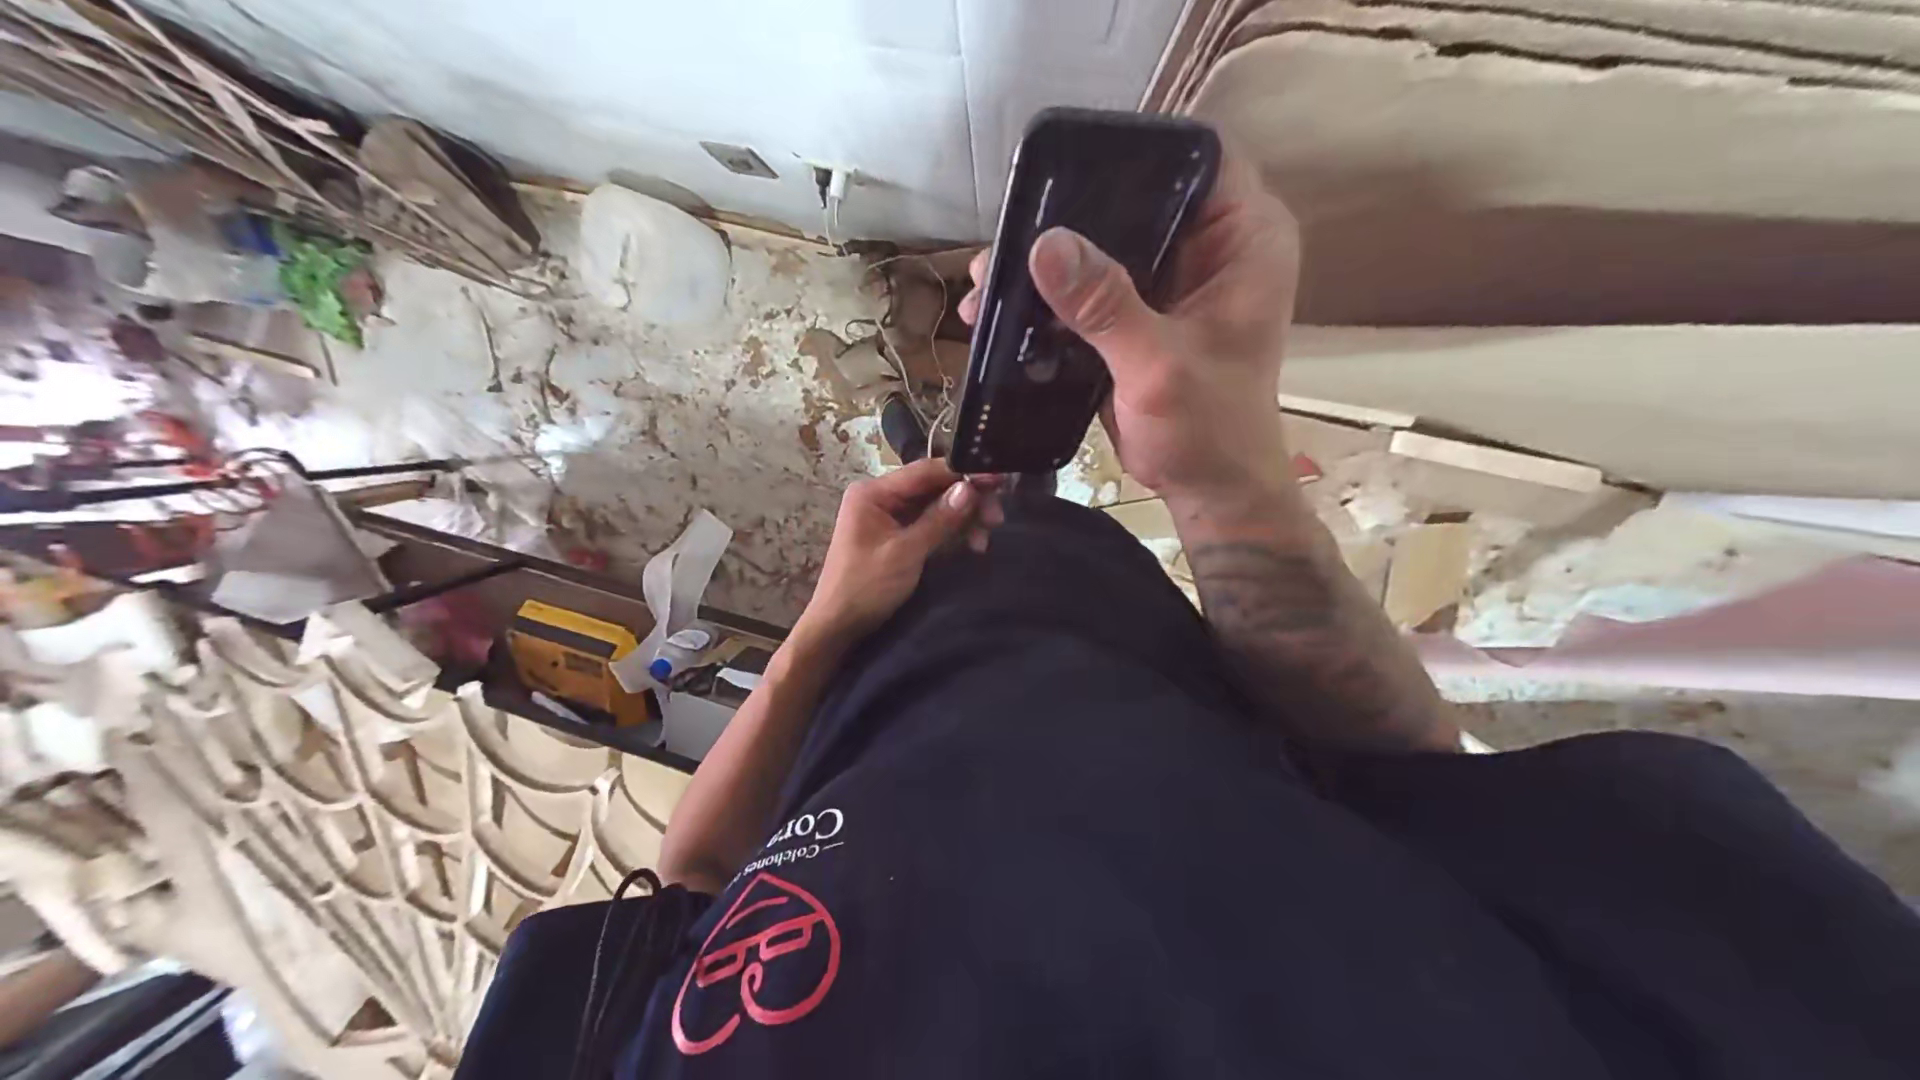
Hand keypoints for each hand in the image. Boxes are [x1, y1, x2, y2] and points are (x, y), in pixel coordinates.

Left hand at [795, 458, 1002, 646]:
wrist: (838, 627)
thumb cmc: (866, 587)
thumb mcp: (906, 552)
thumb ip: (939, 519)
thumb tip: (971, 488)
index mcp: (873, 492)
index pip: (926, 471)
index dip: (964, 472)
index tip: (998, 479)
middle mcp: (881, 497)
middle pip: (934, 487)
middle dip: (967, 501)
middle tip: (997, 518)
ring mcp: (889, 517)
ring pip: (937, 506)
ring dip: (964, 519)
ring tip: (985, 539)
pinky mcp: (898, 537)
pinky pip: (931, 524)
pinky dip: (952, 532)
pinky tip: (972, 545)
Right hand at [959, 150, 1301, 505]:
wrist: (1205, 486)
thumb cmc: (1209, 428)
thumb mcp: (1159, 365)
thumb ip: (1106, 306)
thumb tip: (1044, 246)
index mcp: (1243, 239)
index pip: (1195, 157)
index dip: (1134, 151)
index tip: (1066, 165)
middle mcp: (1208, 250)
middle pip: (1135, 200)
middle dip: (1072, 211)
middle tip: (1009, 226)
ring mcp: (1170, 284)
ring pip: (1105, 245)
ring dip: (1052, 259)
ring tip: (990, 272)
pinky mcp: (1138, 317)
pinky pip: (1091, 289)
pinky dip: (1053, 298)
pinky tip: (1006, 307)